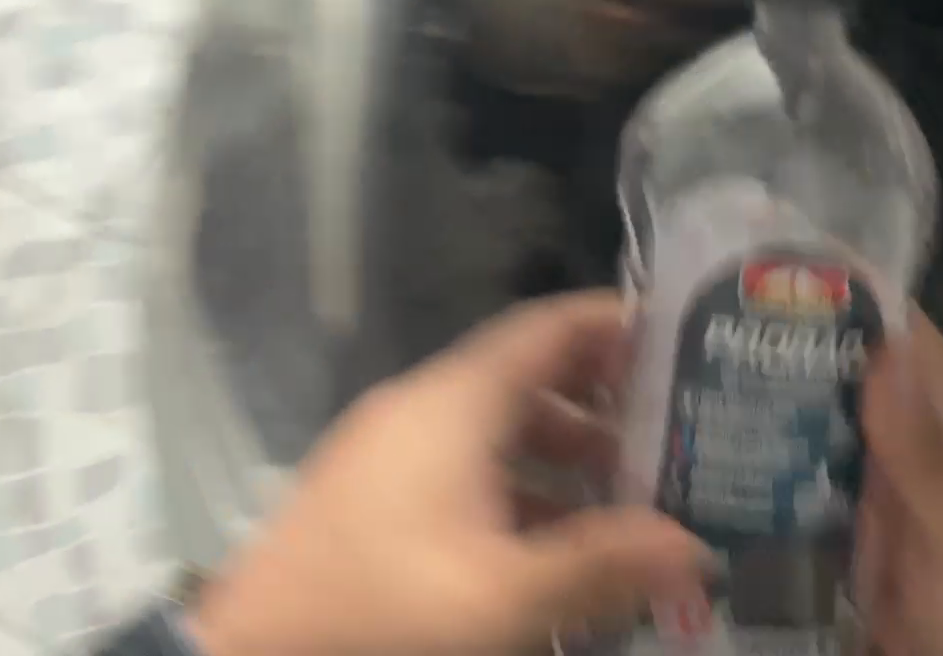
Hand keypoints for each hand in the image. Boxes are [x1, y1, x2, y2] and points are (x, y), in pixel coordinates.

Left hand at [188, 292, 711, 655]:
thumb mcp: (502, 598)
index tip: (665, 330)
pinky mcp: (377, 484)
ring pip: (493, 424)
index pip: (541, 330)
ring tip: (624, 487)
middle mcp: (423, 405)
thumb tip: (691, 550)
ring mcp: (394, 443)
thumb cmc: (381, 611)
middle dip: (595, 395)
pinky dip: (514, 483)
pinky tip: (549, 536)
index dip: (603, 320)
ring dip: (558, 449)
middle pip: (524, 375)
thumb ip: (600, 568)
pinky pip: (463, 460)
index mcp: (454, 403)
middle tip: (664, 419)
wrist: (251, 651)